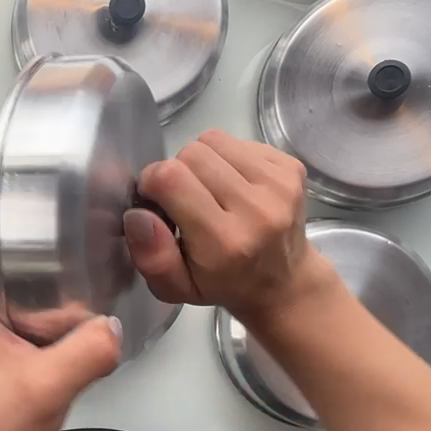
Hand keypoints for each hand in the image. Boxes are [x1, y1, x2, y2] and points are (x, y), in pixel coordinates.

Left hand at [0, 286, 121, 430]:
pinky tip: (65, 377)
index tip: (89, 335)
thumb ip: (89, 350)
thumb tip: (115, 327)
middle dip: (71, 328)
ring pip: (49, 323)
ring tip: (73, 369)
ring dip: (68, 345)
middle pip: (47, 302)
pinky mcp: (2, 357)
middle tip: (83, 357)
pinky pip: (43, 342)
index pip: (41, 283)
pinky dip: (60, 358)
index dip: (72, 307)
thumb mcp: (50, 383)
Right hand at [124, 130, 324, 330]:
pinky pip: (238, 141)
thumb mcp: (175, 289)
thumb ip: (151, 257)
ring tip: (209, 190)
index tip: (156, 201)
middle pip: (190, 153)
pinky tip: (233, 185)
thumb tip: (138, 215)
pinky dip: (226, 158)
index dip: (152, 182)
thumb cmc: (221, 285)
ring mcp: (279, 184)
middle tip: (184, 200)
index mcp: (224, 241)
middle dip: (176, 171)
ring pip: (212, 141)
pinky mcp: (292, 167)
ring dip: (201, 162)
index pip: (171, 178)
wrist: (284, 282)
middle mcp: (257, 208)